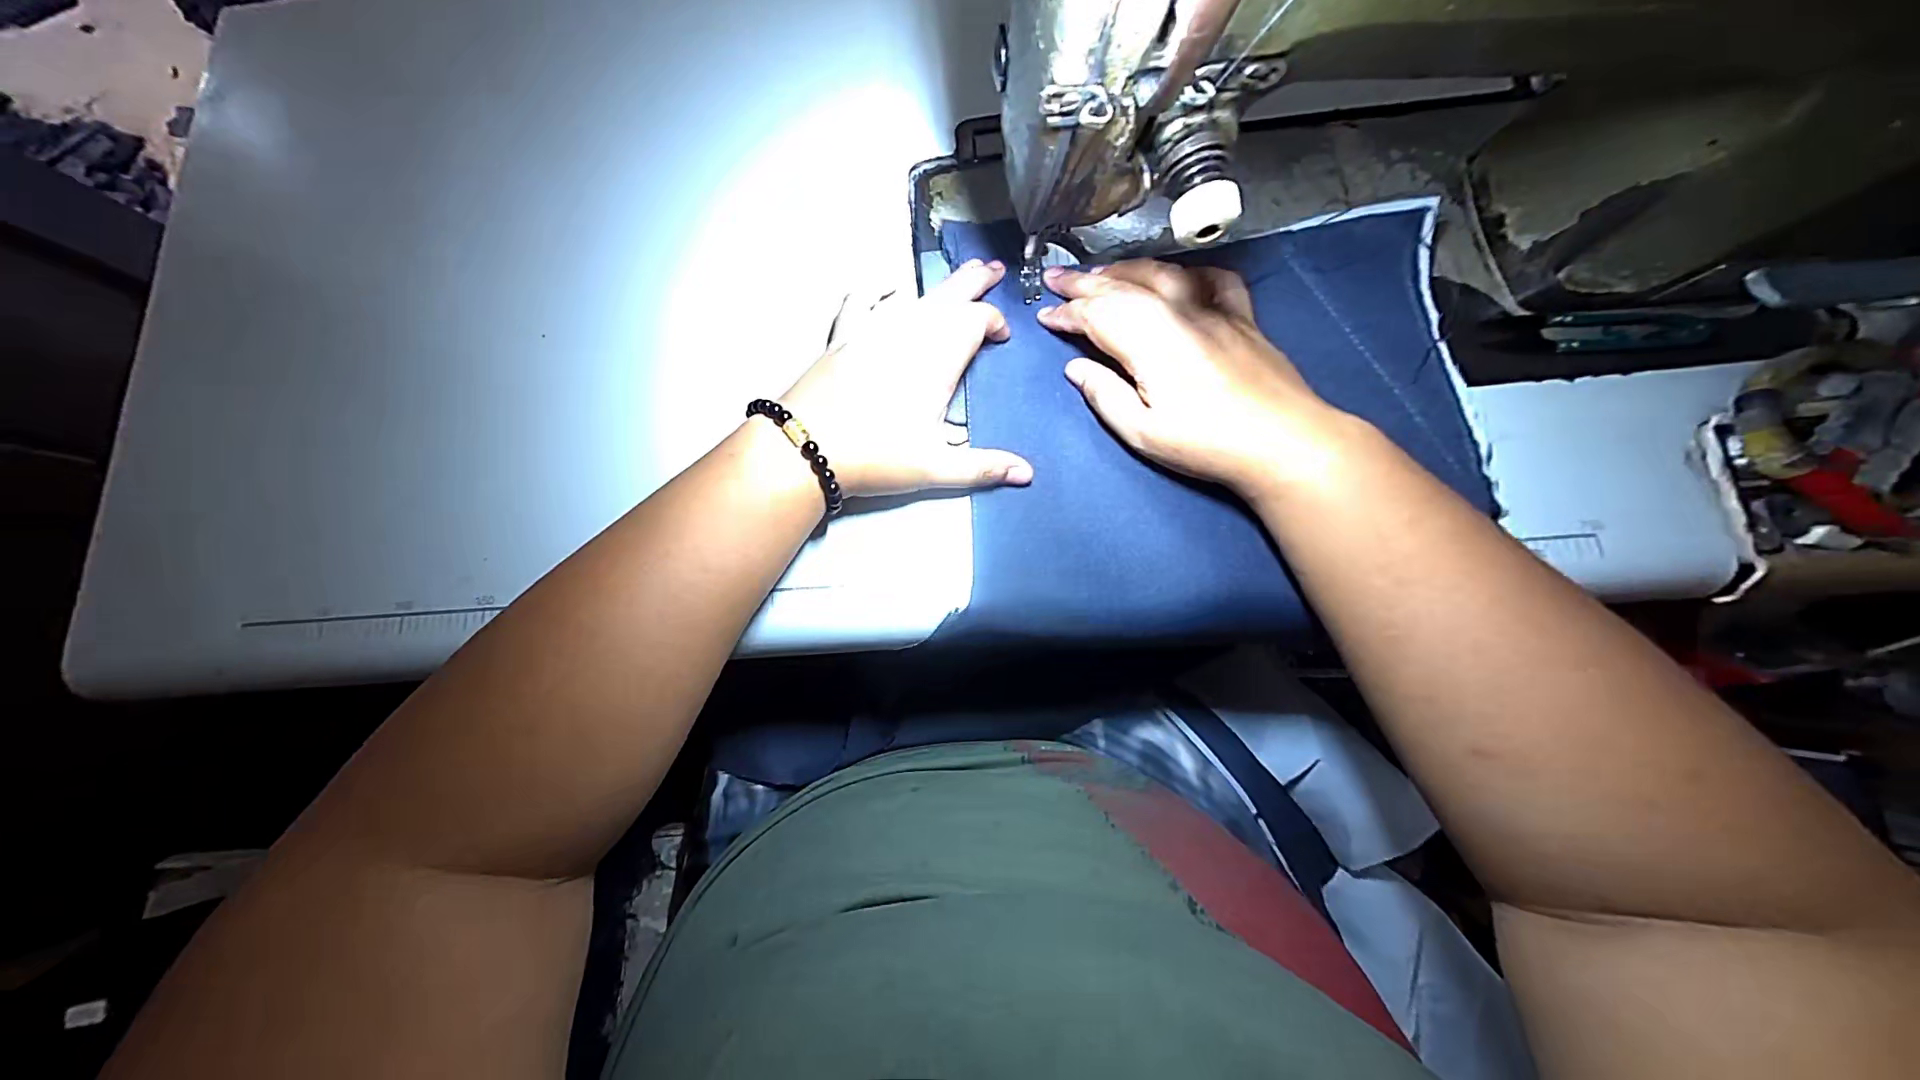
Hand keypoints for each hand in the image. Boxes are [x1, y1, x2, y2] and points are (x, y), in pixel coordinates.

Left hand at [777, 259, 1033, 497]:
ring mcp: (873, 330)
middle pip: (950, 295)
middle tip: (994, 270)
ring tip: (954, 281)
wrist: (805, 446)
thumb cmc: (874, 456)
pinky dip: (878, 292)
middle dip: (976, 282)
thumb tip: (1026, 474)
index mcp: (938, 358)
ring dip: (938, 288)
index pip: (977, 322)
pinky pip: (862, 301)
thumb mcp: (935, 467)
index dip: (994, 323)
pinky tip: (885, 291)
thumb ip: (983, 467)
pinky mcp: (843, 336)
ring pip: (914, 295)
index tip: (1001, 337)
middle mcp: (908, 333)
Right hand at [1036, 260, 1364, 496]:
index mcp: (1149, 342)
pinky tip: (1177, 278)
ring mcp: (1214, 310)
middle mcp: (1178, 314)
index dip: (1067, 313)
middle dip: (1084, 282)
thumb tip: (1076, 368)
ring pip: (1162, 273)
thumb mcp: (1142, 433)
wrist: (1283, 441)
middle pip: (1123, 286)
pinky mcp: (1242, 316)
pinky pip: (1212, 279)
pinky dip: (1188, 273)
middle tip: (1056, 279)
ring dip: (1124, 270)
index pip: (1097, 315)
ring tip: (1100, 273)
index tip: (1045, 316)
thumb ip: (1104, 395)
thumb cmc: (1207, 444)